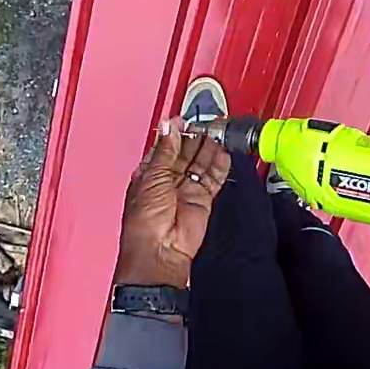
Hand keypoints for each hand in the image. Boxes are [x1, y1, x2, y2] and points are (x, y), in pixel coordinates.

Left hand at [116, 120, 229, 288]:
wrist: (161, 250)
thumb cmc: (145, 221)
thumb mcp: (153, 176)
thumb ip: (166, 150)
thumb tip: (169, 126)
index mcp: (150, 172)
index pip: (165, 146)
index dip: (174, 132)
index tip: (184, 118)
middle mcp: (168, 180)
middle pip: (185, 152)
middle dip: (195, 137)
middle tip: (206, 123)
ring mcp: (186, 189)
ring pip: (200, 163)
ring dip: (209, 148)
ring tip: (218, 133)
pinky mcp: (202, 199)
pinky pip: (213, 178)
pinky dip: (219, 166)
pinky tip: (224, 153)